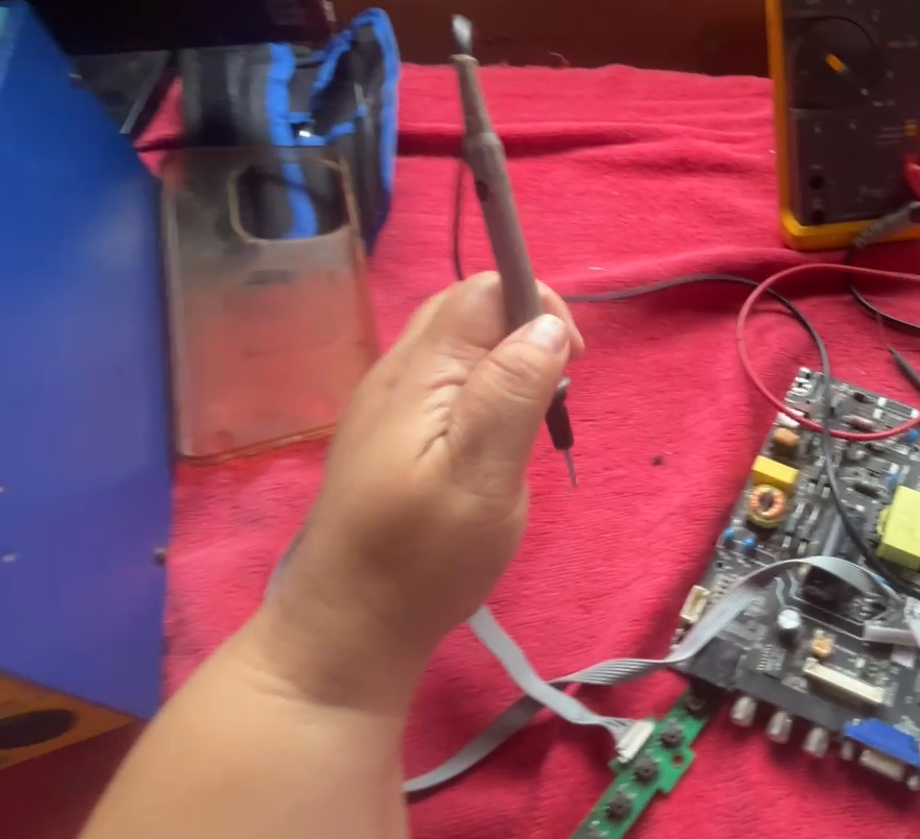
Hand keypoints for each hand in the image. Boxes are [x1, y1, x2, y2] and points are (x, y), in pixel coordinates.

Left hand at [255, 272, 584, 707]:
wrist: (348, 632)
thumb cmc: (423, 558)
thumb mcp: (481, 476)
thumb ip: (513, 393)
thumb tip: (550, 324)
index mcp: (420, 372)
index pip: (483, 289)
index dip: (537, 305)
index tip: (571, 364)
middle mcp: (401, 371)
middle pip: (472, 307)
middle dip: (528, 330)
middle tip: (554, 394)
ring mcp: (395, 400)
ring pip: (464, 342)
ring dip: (513, 360)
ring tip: (532, 417)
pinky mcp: (399, 429)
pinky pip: (454, 377)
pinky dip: (492, 387)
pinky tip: (499, 436)